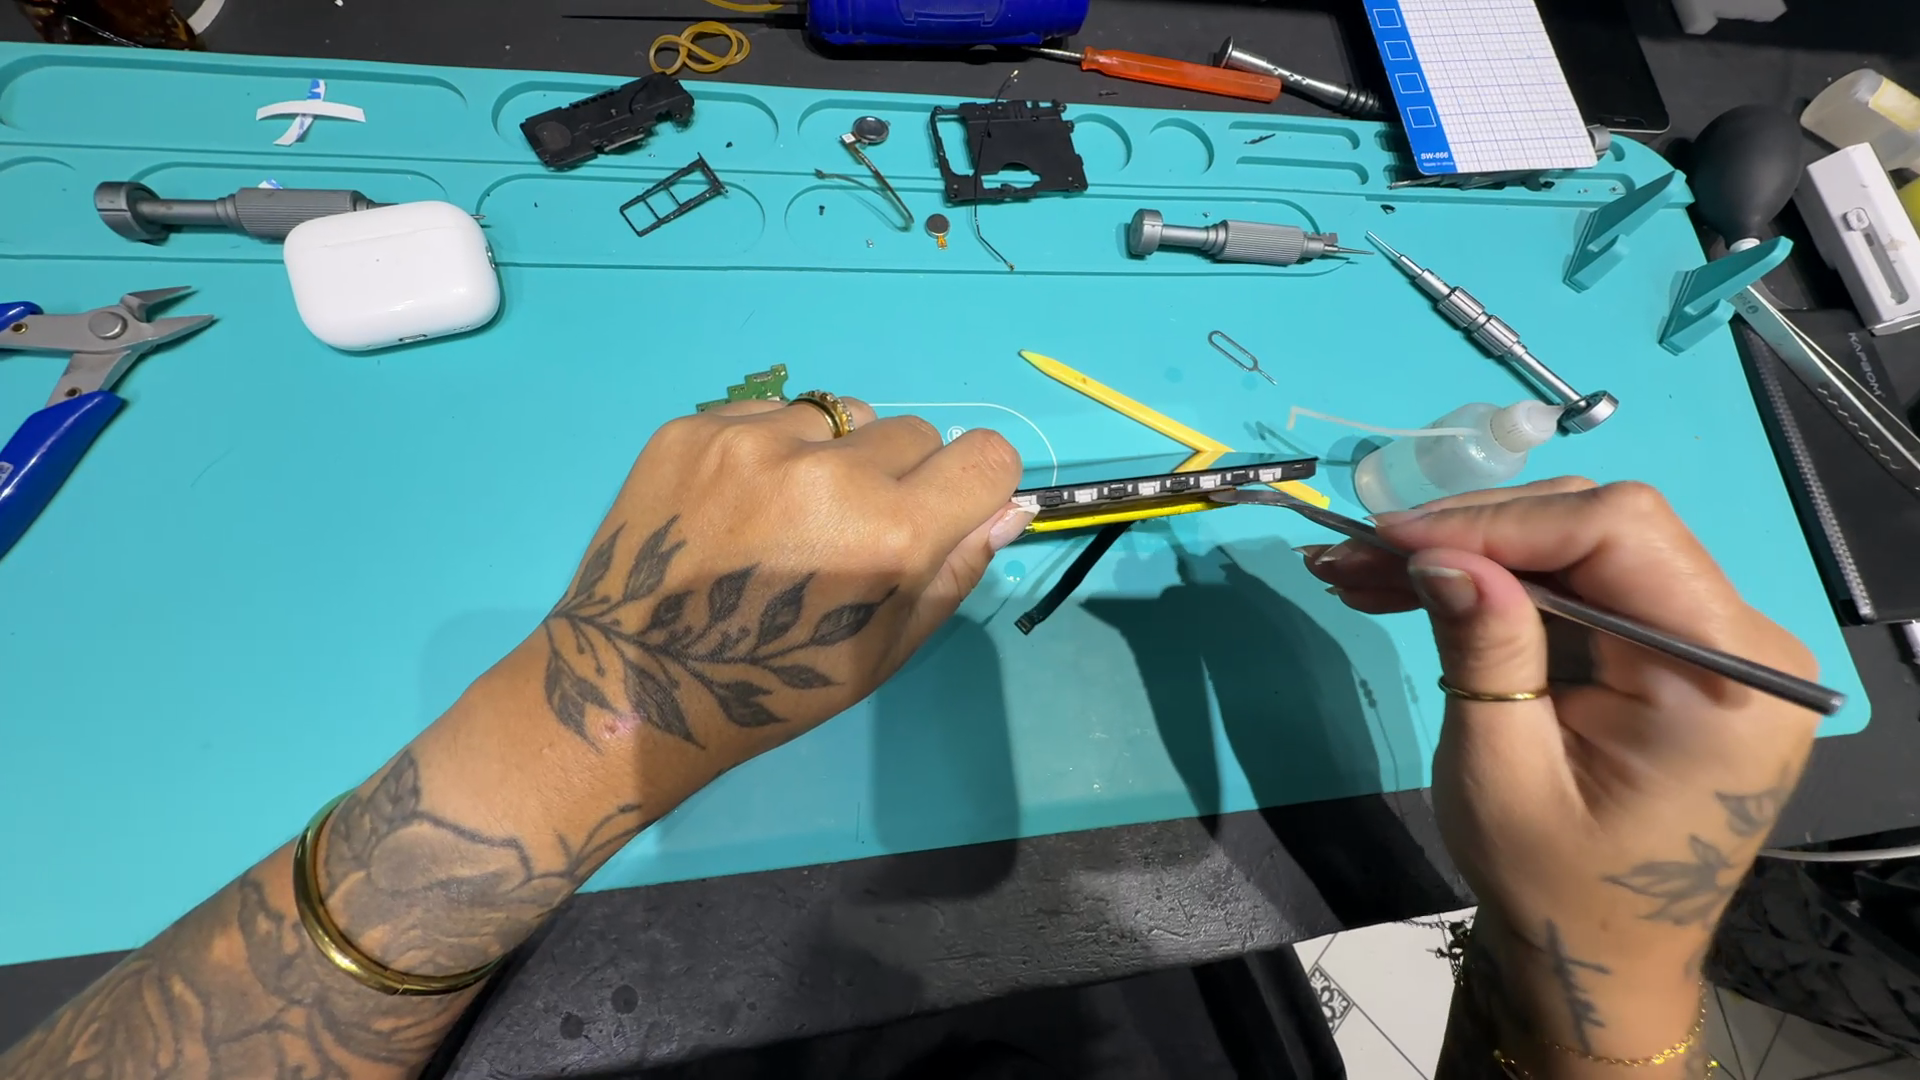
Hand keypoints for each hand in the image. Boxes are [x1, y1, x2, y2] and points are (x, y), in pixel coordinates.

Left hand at [527, 398, 1027, 797]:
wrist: (637, 680)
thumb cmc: (780, 682)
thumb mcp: (887, 649)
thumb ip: (957, 569)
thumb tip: (1010, 507)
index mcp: (892, 536)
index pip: (986, 456)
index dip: (976, 483)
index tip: (946, 506)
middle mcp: (831, 472)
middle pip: (916, 432)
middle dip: (902, 476)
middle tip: (849, 530)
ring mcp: (754, 441)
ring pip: (845, 414)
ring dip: (837, 455)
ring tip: (787, 511)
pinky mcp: (693, 426)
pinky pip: (774, 412)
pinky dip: (776, 447)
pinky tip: (739, 499)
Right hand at [1305, 478, 1819, 1062]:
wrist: (1590, 941)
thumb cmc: (1549, 875)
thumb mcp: (1499, 767)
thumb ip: (1483, 649)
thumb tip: (1437, 555)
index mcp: (1719, 674)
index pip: (1616, 532)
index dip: (1494, 522)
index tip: (1390, 541)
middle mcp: (1726, 639)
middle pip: (1588, 524)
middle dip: (1461, 532)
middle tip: (1356, 552)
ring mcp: (1688, 638)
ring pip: (1561, 542)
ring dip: (1453, 552)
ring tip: (1355, 569)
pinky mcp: (1643, 646)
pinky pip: (1554, 583)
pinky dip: (1473, 580)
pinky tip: (1395, 589)